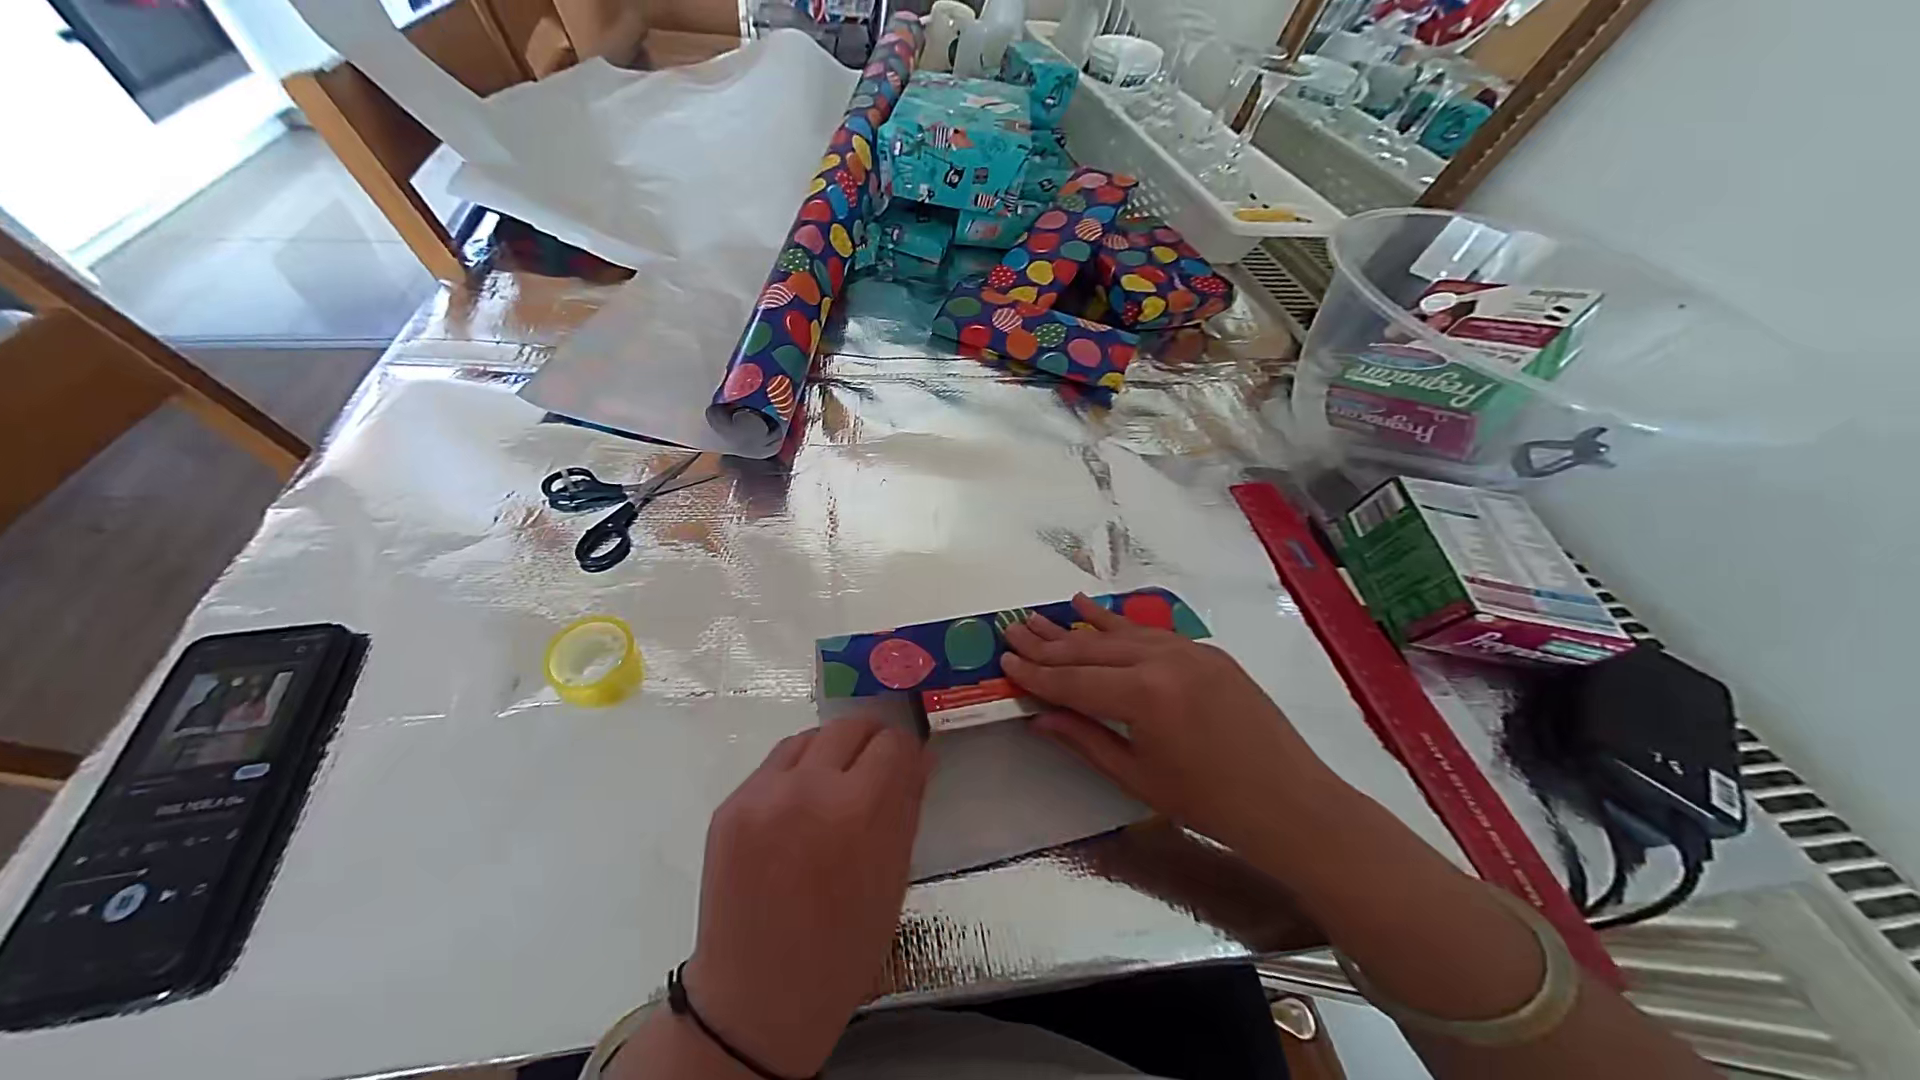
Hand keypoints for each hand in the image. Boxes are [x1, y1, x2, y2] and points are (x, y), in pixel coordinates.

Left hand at [684, 715, 929, 1077]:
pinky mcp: (729, 805)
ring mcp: (761, 795)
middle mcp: (807, 789)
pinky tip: (801, 804)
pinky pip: (774, 765)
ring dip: (831, 751)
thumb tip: (922, 755)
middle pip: (849, 728)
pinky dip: (796, 772)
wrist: (758, 997)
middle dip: (871, 742)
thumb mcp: (893, 878)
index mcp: (858, 811)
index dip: (906, 752)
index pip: (893, 743)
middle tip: (874, 770)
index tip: (906, 766)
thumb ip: (908, 806)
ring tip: (836, 785)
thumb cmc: (844, 947)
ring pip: (809, 737)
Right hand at [1002, 593, 1342, 852]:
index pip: (1073, 680)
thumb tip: (1039, 717)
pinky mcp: (1207, 653)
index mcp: (1144, 696)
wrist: (1291, 803)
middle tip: (1012, 628)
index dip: (1035, 672)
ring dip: (1078, 627)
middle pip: (1091, 649)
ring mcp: (1189, 651)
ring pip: (1119, 634)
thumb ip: (1084, 739)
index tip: (1003, 657)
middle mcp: (1163, 660)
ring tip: (1043, 615)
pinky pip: (1151, 634)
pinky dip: (1120, 626)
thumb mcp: (1137, 777)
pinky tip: (1096, 612)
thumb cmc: (1209, 803)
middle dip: (1048, 642)